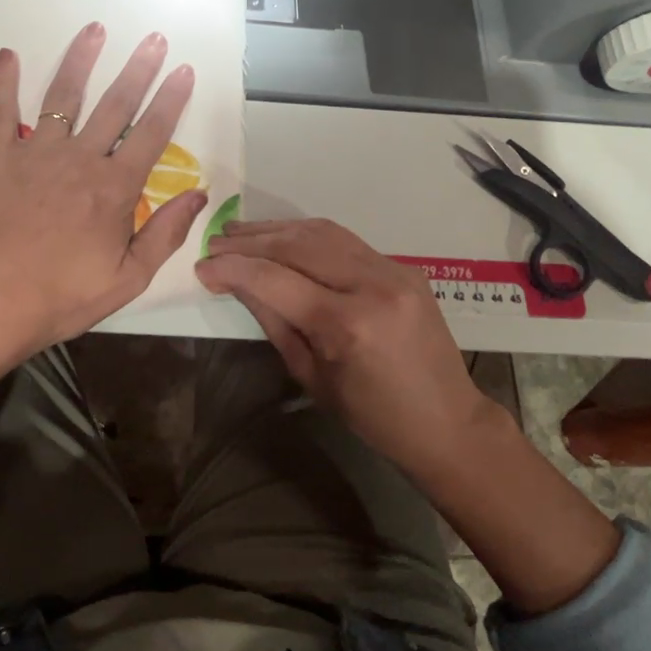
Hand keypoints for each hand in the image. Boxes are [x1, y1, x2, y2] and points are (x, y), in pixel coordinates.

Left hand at [0, 22, 205, 362]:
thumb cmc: (61, 297)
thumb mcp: (127, 279)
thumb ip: (165, 234)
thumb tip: (199, 195)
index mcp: (114, 188)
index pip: (152, 134)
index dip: (171, 100)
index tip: (184, 70)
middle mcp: (79, 160)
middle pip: (114, 105)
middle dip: (138, 69)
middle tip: (153, 38)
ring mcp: (35, 154)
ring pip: (63, 97)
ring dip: (80, 60)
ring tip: (95, 29)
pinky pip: (0, 112)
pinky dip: (3, 81)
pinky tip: (7, 54)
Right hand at [196, 219, 492, 470]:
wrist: (448, 421)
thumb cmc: (373, 416)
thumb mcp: (311, 376)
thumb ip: (274, 321)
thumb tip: (236, 283)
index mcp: (348, 324)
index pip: (275, 279)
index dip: (232, 269)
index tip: (202, 268)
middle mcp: (372, 286)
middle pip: (297, 245)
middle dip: (249, 241)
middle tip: (214, 242)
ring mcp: (393, 270)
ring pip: (321, 232)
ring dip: (275, 229)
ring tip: (239, 232)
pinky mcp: (403, 266)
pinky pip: (345, 240)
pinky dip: (307, 234)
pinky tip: (282, 238)